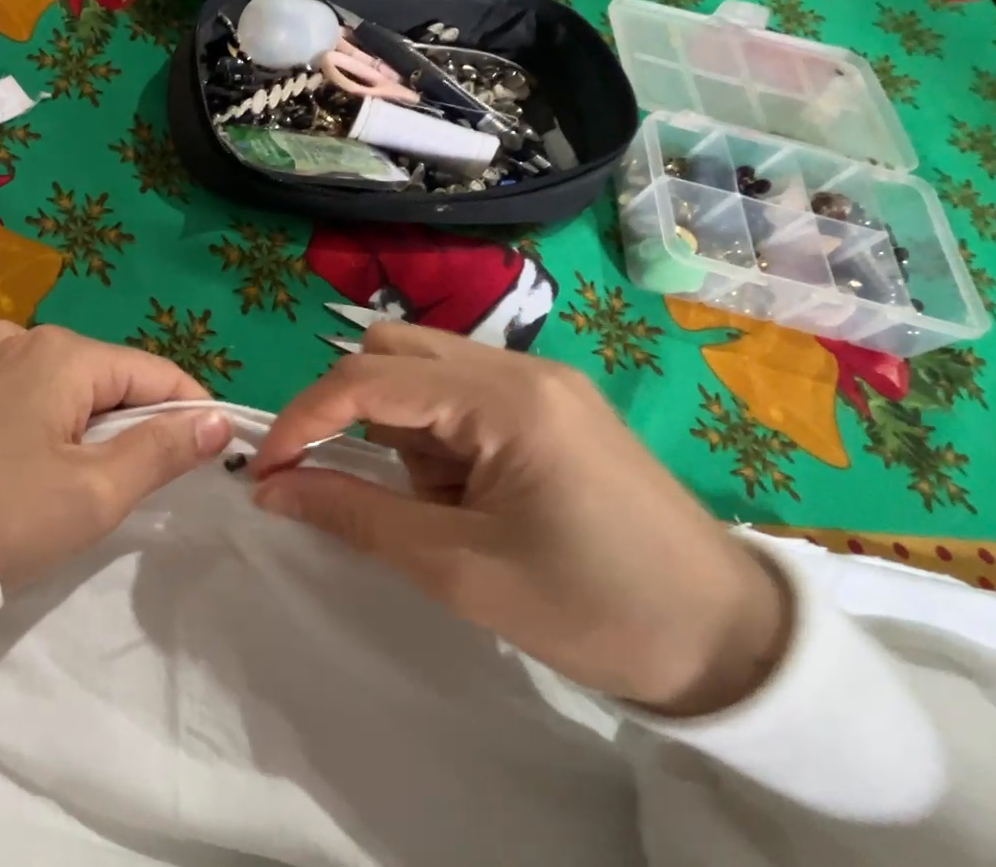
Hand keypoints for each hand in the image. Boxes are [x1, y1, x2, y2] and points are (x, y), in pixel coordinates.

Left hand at [0, 322, 234, 591]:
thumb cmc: (4, 516)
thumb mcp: (97, 491)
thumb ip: (162, 449)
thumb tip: (216, 420)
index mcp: (66, 354)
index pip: (157, 373)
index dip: (192, 414)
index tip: (210, 461)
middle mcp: (29, 340)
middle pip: (115, 376)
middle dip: (142, 422)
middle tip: (146, 486)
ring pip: (76, 386)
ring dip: (99, 425)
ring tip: (97, 477)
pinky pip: (36, 390)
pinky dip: (57, 418)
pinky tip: (49, 450)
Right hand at [251, 321, 791, 716]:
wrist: (730, 645)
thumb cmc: (593, 609)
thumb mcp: (457, 568)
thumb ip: (353, 515)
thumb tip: (269, 489)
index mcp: (505, 399)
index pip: (367, 376)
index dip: (301, 418)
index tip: (266, 472)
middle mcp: (520, 370)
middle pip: (390, 349)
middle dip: (345, 410)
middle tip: (337, 479)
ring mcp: (539, 386)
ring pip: (419, 373)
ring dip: (391, 430)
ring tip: (427, 506)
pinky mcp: (549, 410)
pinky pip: (455, 400)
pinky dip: (428, 440)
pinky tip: (458, 497)